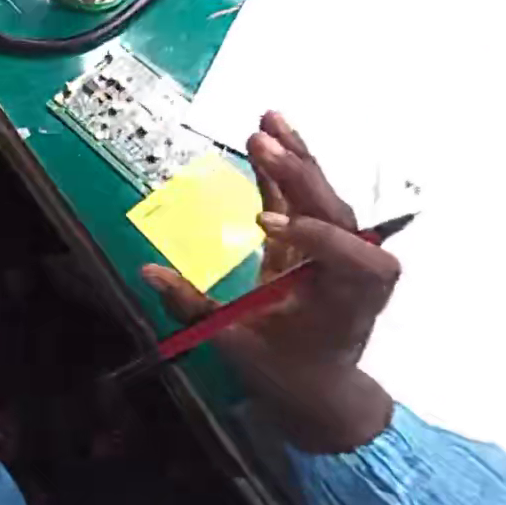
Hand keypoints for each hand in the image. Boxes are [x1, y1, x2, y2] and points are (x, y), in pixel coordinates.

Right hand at [141, 112, 400, 453]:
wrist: (318, 384)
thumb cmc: (282, 371)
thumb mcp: (233, 347)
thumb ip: (192, 308)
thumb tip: (147, 270)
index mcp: (345, 306)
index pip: (358, 263)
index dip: (318, 238)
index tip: (264, 225)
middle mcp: (349, 273)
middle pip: (338, 216)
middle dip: (301, 178)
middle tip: (261, 142)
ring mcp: (331, 254)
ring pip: (324, 200)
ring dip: (297, 159)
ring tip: (269, 120)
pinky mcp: (309, 242)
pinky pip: (301, 201)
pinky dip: (284, 171)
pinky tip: (266, 137)